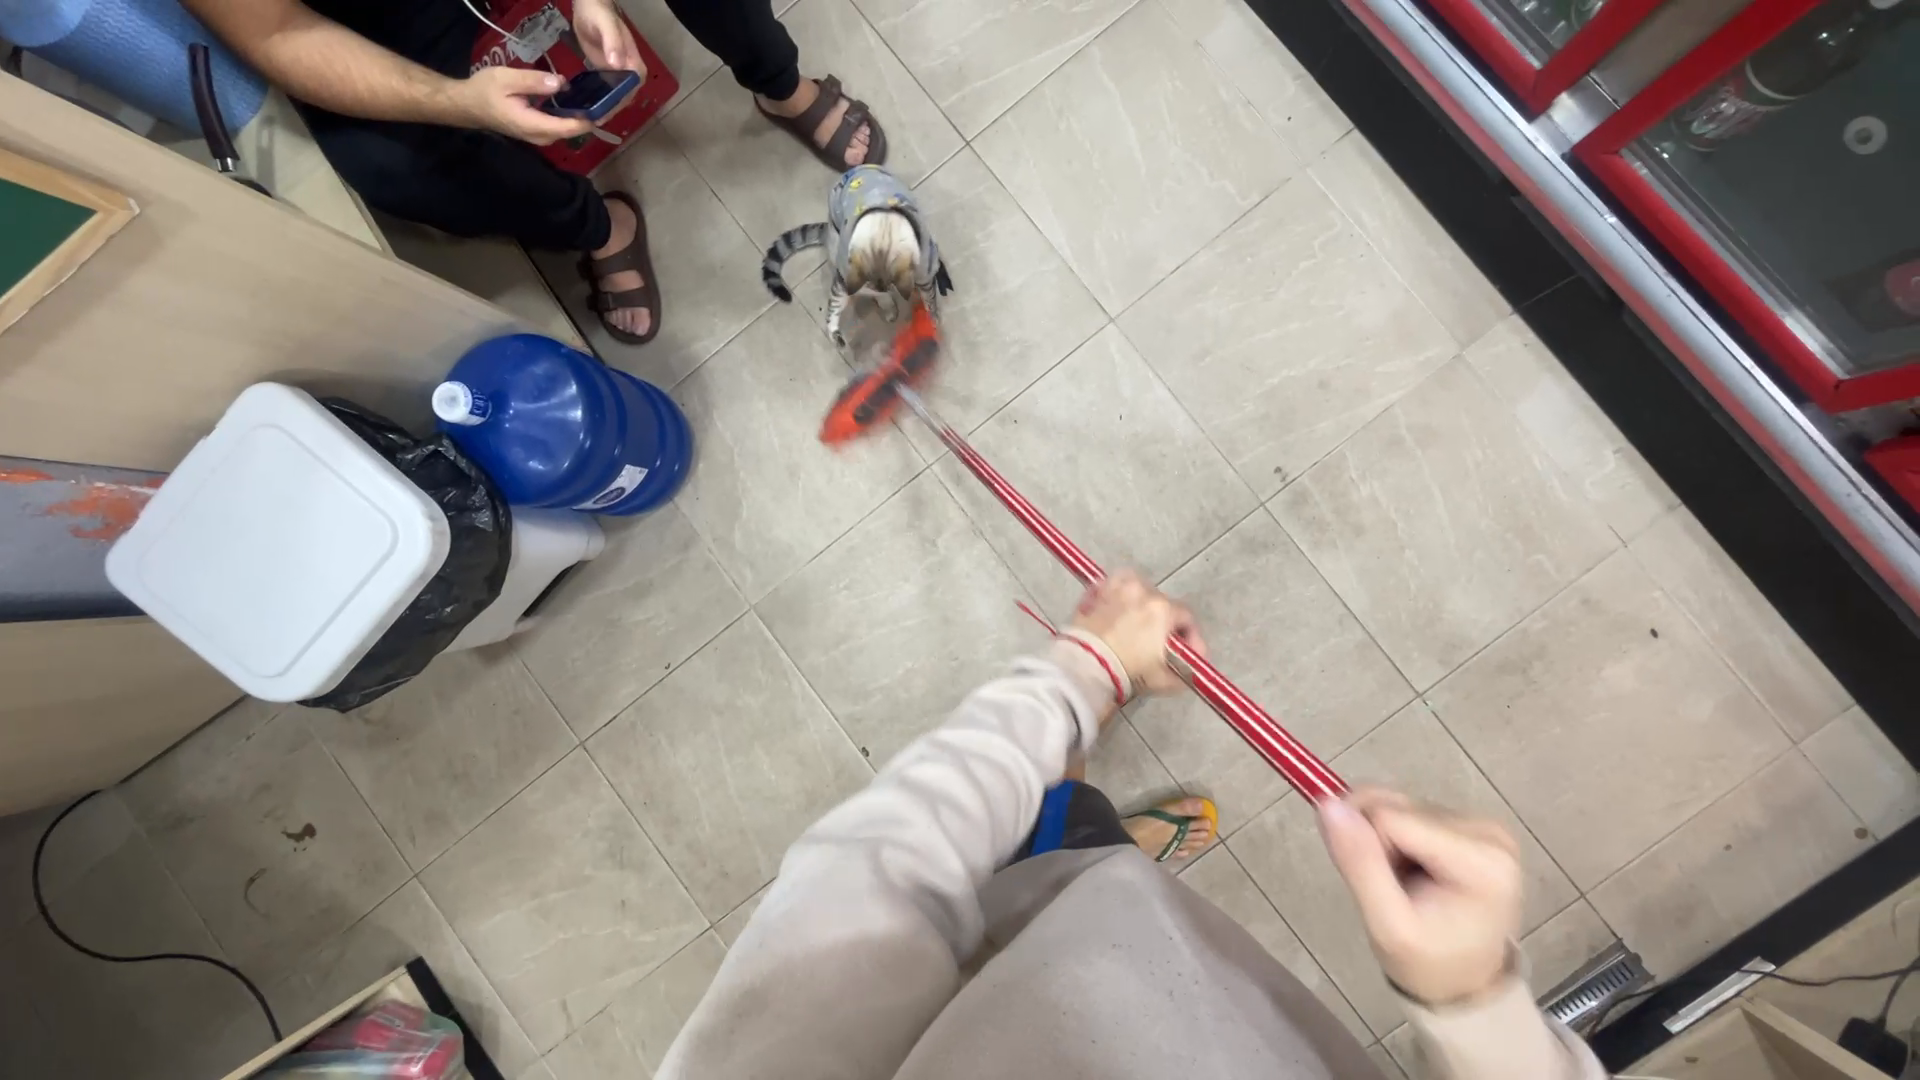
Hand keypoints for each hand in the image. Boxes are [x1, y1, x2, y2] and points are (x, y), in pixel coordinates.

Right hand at [450, 67, 593, 144]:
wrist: (469, 105)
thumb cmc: (485, 90)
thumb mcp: (506, 79)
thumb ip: (534, 82)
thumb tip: (561, 83)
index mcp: (534, 125)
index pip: (569, 128)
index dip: (587, 120)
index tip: (604, 109)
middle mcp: (542, 136)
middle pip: (572, 130)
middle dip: (587, 117)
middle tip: (604, 100)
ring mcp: (541, 137)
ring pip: (567, 129)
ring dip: (580, 116)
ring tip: (595, 100)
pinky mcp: (540, 132)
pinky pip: (560, 126)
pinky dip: (569, 116)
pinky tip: (576, 102)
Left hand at [572, 0, 644, 110]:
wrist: (590, 8)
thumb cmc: (600, 15)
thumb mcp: (606, 26)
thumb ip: (613, 43)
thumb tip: (618, 65)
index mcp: (636, 69)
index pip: (629, 92)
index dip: (616, 104)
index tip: (602, 114)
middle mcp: (632, 78)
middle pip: (622, 100)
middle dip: (607, 110)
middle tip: (590, 121)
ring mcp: (620, 79)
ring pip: (613, 100)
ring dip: (601, 108)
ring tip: (585, 119)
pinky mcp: (608, 78)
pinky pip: (604, 93)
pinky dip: (596, 100)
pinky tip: (583, 107)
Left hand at [1069, 570, 1204, 695]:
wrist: (1086, 664)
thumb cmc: (1127, 670)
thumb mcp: (1163, 680)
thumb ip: (1183, 672)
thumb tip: (1189, 669)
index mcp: (1163, 609)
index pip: (1186, 618)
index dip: (1189, 636)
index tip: (1186, 652)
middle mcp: (1142, 592)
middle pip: (1161, 603)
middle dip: (1163, 622)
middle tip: (1158, 642)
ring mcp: (1116, 589)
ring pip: (1136, 588)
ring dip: (1140, 602)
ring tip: (1136, 622)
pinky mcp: (1095, 593)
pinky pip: (1111, 586)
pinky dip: (1115, 595)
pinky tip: (1114, 610)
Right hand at [1319, 788, 1522, 1006]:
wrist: (1465, 982)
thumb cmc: (1428, 963)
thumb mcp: (1387, 926)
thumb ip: (1358, 863)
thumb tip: (1327, 803)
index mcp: (1480, 860)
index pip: (1387, 817)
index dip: (1368, 848)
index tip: (1382, 886)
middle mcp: (1486, 830)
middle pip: (1391, 805)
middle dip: (1373, 840)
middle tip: (1388, 885)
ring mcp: (1480, 823)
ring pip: (1393, 802)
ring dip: (1381, 838)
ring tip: (1400, 879)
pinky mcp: (1468, 821)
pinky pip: (1404, 807)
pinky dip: (1392, 834)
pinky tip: (1409, 867)